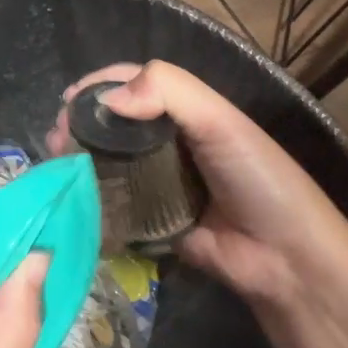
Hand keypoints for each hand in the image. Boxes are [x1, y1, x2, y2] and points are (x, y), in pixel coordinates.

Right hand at [46, 60, 347, 304]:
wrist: (289, 264)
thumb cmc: (260, 181)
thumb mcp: (221, 122)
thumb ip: (169, 92)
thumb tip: (106, 99)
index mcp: (187, 112)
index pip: (133, 83)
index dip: (99, 84)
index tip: (69, 100)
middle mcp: (168, 141)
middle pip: (112, 120)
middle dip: (80, 121)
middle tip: (58, 136)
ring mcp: (158, 182)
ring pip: (107, 158)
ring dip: (79, 156)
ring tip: (59, 162)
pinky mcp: (150, 220)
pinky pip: (113, 201)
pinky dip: (90, 195)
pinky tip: (70, 193)